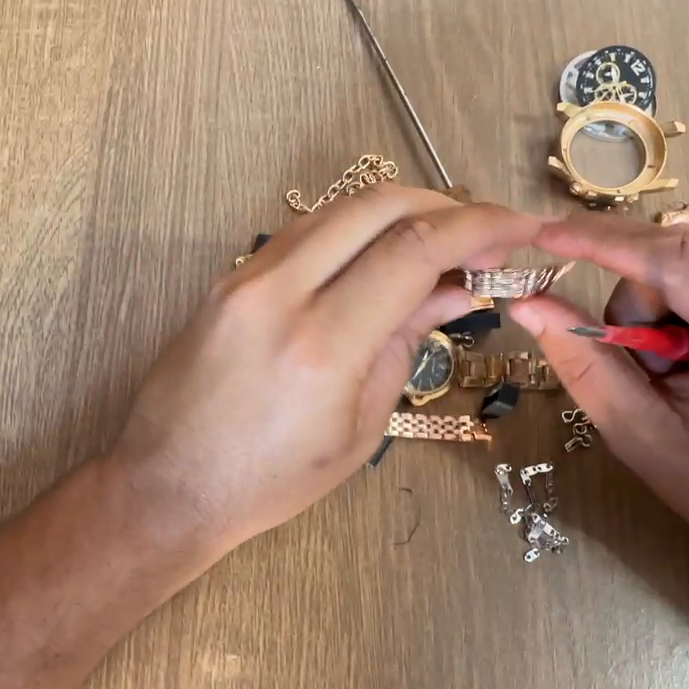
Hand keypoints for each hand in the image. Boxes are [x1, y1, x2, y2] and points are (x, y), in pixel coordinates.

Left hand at [107, 185, 543, 560]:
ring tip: (436, 243)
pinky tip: (374, 258)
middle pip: (375, 204)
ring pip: (334, 210)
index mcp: (321, 344)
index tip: (520, 227)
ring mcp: (242, 279)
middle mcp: (277, 293)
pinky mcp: (225, 280)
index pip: (414, 249)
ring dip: (395, 212)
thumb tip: (456, 287)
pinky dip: (349, 231)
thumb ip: (405, 344)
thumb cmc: (269, 480)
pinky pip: (299, 234)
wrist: (168, 484)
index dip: (479, 226)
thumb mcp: (358, 430)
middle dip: (443, 204)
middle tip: (482, 232)